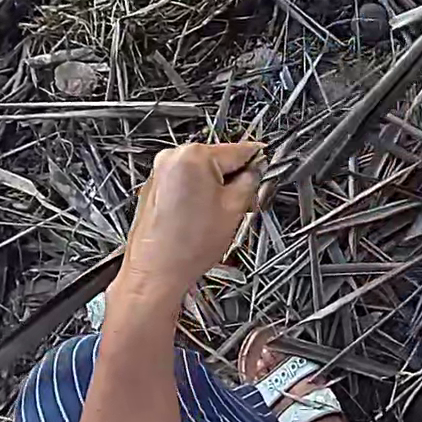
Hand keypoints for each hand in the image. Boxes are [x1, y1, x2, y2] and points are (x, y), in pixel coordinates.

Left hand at [113, 141, 263, 305]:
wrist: (155, 271)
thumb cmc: (186, 246)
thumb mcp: (234, 209)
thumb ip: (250, 181)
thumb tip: (256, 170)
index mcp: (193, 156)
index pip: (239, 149)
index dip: (258, 161)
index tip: (266, 166)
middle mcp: (172, 157)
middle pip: (219, 159)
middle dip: (234, 179)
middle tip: (243, 203)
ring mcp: (160, 171)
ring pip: (202, 171)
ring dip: (217, 187)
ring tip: (219, 216)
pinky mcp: (155, 187)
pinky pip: (186, 181)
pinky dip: (198, 194)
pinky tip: (201, 218)